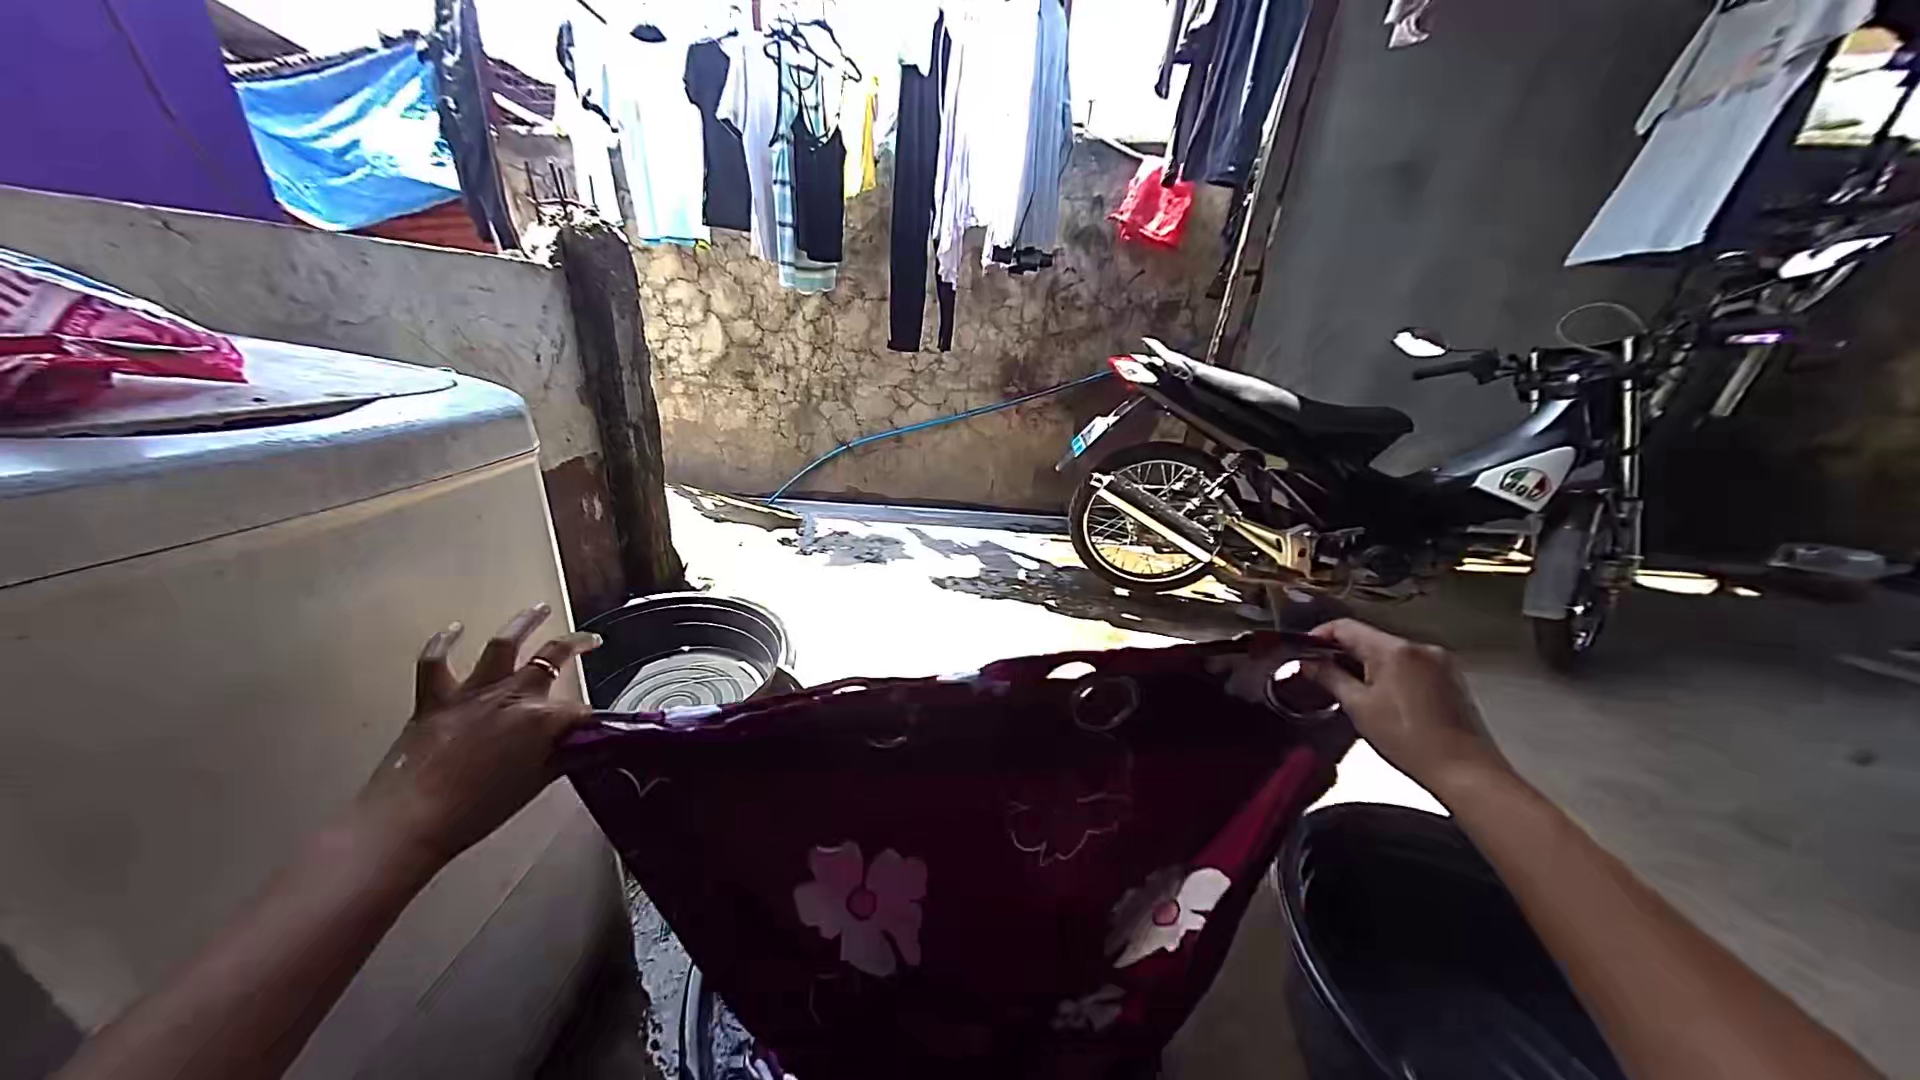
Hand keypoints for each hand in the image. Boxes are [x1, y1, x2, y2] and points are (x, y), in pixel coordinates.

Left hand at [348, 604, 600, 874]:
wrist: (408, 823)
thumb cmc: (479, 810)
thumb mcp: (536, 783)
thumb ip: (564, 756)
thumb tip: (587, 745)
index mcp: (541, 718)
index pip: (580, 711)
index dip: (590, 720)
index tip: (595, 728)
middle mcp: (512, 695)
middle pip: (553, 657)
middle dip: (578, 644)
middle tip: (592, 639)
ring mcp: (471, 693)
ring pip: (503, 645)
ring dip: (524, 622)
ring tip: (539, 607)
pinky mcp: (434, 700)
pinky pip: (435, 663)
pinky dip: (443, 643)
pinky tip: (454, 628)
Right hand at [1303, 618, 1511, 799]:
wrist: (1465, 771)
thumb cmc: (1410, 740)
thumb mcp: (1358, 706)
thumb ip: (1329, 677)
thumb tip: (1308, 664)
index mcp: (1394, 650)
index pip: (1346, 627)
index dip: (1319, 636)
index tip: (1304, 650)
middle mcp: (1420, 648)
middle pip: (1368, 638)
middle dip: (1342, 653)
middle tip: (1320, 673)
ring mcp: (1439, 662)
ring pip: (1389, 653)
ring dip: (1365, 664)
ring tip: (1349, 689)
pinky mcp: (1450, 678)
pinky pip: (1409, 665)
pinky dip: (1389, 674)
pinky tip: (1381, 697)